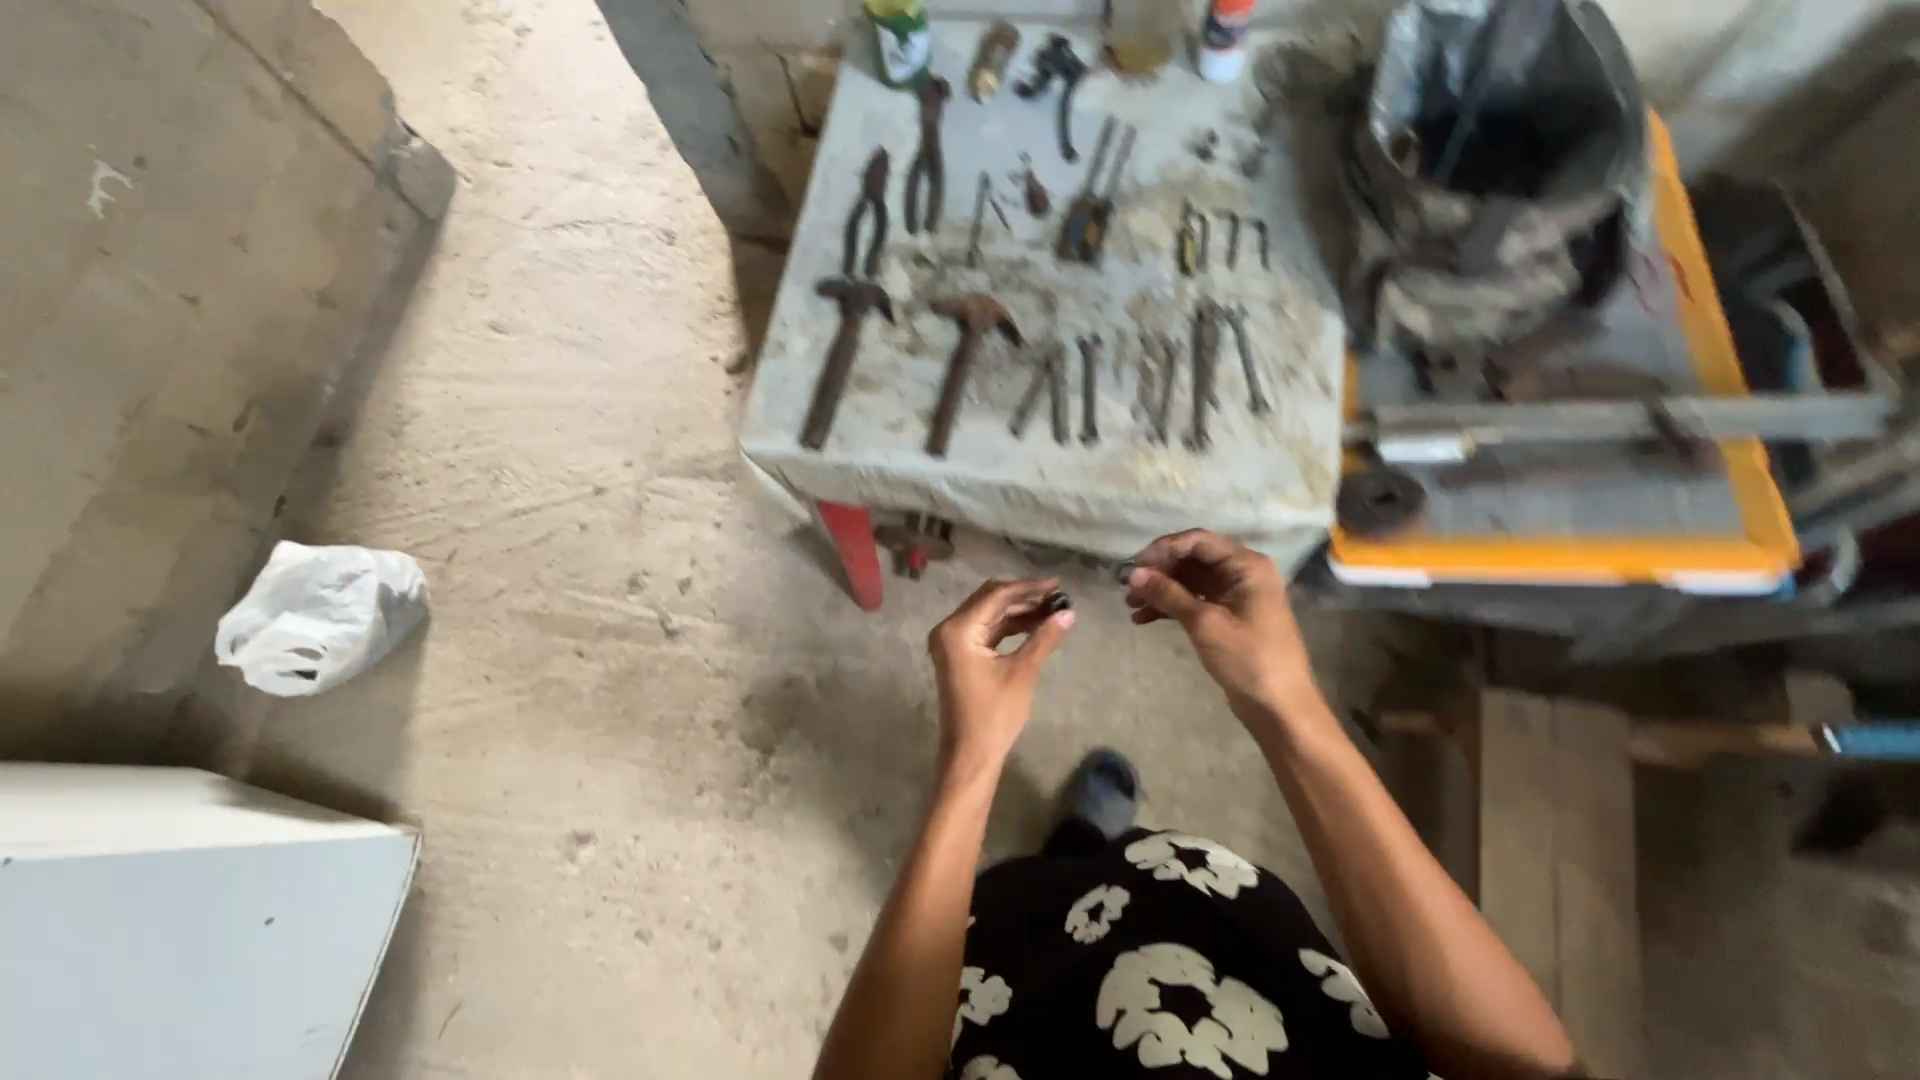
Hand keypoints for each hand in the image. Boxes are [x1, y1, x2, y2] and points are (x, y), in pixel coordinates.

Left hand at [927, 578, 1073, 770]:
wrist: (971, 754)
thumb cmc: (995, 715)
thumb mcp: (1022, 672)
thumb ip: (1043, 638)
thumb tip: (1069, 613)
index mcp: (958, 630)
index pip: (996, 596)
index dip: (1028, 588)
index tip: (1058, 584)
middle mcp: (949, 629)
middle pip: (990, 600)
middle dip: (1024, 597)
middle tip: (1057, 596)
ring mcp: (951, 642)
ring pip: (989, 615)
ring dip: (1018, 611)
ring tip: (1052, 609)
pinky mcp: (959, 654)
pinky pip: (986, 631)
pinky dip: (1009, 627)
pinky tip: (1035, 624)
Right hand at [1125, 530, 1317, 719]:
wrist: (1279, 705)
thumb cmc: (1247, 658)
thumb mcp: (1204, 623)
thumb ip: (1168, 594)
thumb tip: (1134, 574)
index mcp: (1246, 565)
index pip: (1198, 541)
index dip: (1163, 549)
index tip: (1134, 566)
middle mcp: (1242, 573)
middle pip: (1192, 559)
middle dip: (1159, 571)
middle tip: (1128, 587)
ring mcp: (1235, 595)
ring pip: (1190, 581)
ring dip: (1161, 590)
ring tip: (1130, 605)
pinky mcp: (1228, 616)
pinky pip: (1194, 601)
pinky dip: (1170, 607)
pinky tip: (1143, 619)